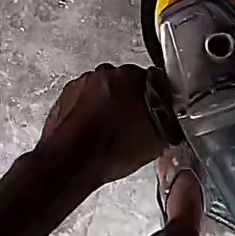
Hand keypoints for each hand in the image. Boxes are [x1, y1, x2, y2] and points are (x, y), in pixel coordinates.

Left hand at [34, 63, 168, 190]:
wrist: (70, 161)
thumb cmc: (107, 150)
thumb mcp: (154, 142)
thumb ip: (165, 122)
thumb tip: (168, 121)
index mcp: (131, 78)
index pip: (153, 80)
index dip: (155, 98)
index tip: (154, 110)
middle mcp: (106, 73)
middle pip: (125, 82)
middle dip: (129, 99)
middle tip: (132, 122)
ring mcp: (83, 82)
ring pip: (103, 90)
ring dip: (107, 103)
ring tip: (110, 130)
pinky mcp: (67, 93)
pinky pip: (84, 98)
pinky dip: (89, 109)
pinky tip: (93, 129)